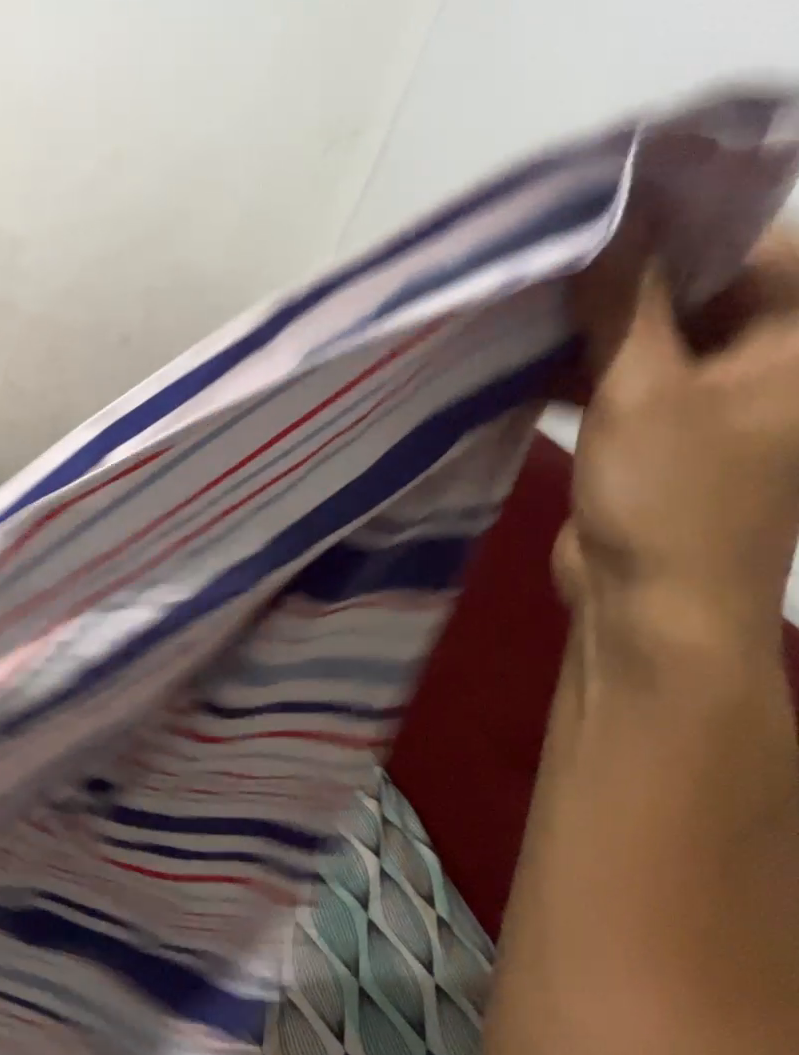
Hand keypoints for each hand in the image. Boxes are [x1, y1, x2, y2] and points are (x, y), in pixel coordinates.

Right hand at [558, 225, 798, 626]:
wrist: (653, 602)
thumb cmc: (669, 494)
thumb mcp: (641, 390)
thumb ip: (623, 304)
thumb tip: (608, 221)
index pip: (745, 250)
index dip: (669, 230)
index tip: (589, 216)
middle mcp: (771, 362)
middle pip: (693, 292)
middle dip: (615, 281)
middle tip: (539, 263)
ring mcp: (717, 400)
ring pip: (649, 337)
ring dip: (586, 329)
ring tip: (517, 310)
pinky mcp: (665, 434)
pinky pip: (624, 379)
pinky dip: (579, 370)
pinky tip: (521, 362)